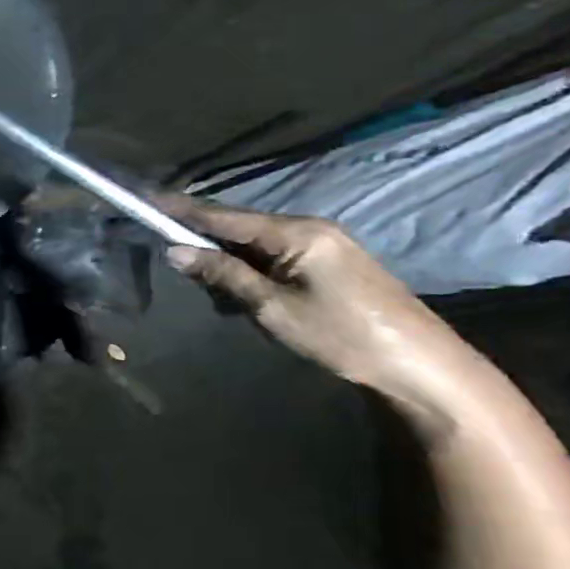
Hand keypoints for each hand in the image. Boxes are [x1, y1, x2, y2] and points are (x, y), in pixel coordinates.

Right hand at [160, 195, 497, 412]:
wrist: (424, 368)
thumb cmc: (342, 335)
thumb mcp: (271, 307)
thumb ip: (222, 274)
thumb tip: (174, 250)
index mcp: (295, 232)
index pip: (222, 215)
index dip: (180, 210)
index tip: (145, 200)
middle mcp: (309, 227)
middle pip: (237, 227)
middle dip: (204, 245)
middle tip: (181, 272)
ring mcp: (324, 244)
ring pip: (254, 244)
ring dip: (229, 265)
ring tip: (222, 301)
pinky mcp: (332, 262)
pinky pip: (275, 256)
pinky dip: (252, 272)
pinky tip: (250, 300)